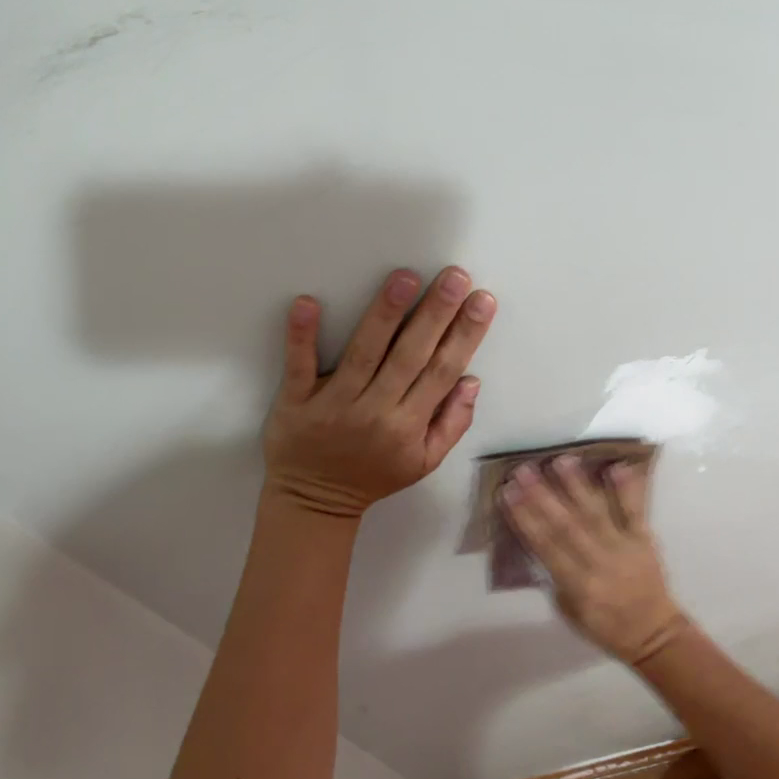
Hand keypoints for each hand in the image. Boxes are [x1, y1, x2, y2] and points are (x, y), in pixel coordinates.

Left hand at [264, 266, 495, 518]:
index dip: (465, 335)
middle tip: (454, 276)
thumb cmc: (373, 477)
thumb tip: (471, 381)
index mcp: (409, 425)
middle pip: (410, 355)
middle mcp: (375, 411)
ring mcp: (334, 405)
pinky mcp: (295, 402)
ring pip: (363, 354)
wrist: (312, 502)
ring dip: (384, 315)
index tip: (482, 301)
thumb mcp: (424, 463)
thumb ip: (453, 424)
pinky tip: (308, 303)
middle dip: (435, 314)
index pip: (442, 371)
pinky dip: (302, 336)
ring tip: (404, 278)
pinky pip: (299, 366)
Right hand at [501, 456, 688, 664]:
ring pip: (595, 512)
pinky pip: (635, 511)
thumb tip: (538, 540)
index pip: (545, 545)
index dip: (524, 518)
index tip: (506, 493)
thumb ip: (555, 576)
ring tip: (560, 460)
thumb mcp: (570, 610)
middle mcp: (598, 562)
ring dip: (576, 485)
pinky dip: (626, 489)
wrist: (654, 634)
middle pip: (565, 524)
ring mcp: (623, 547)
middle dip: (542, 495)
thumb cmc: (605, 626)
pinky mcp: (644, 539)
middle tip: (523, 470)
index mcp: (577, 584)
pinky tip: (615, 467)